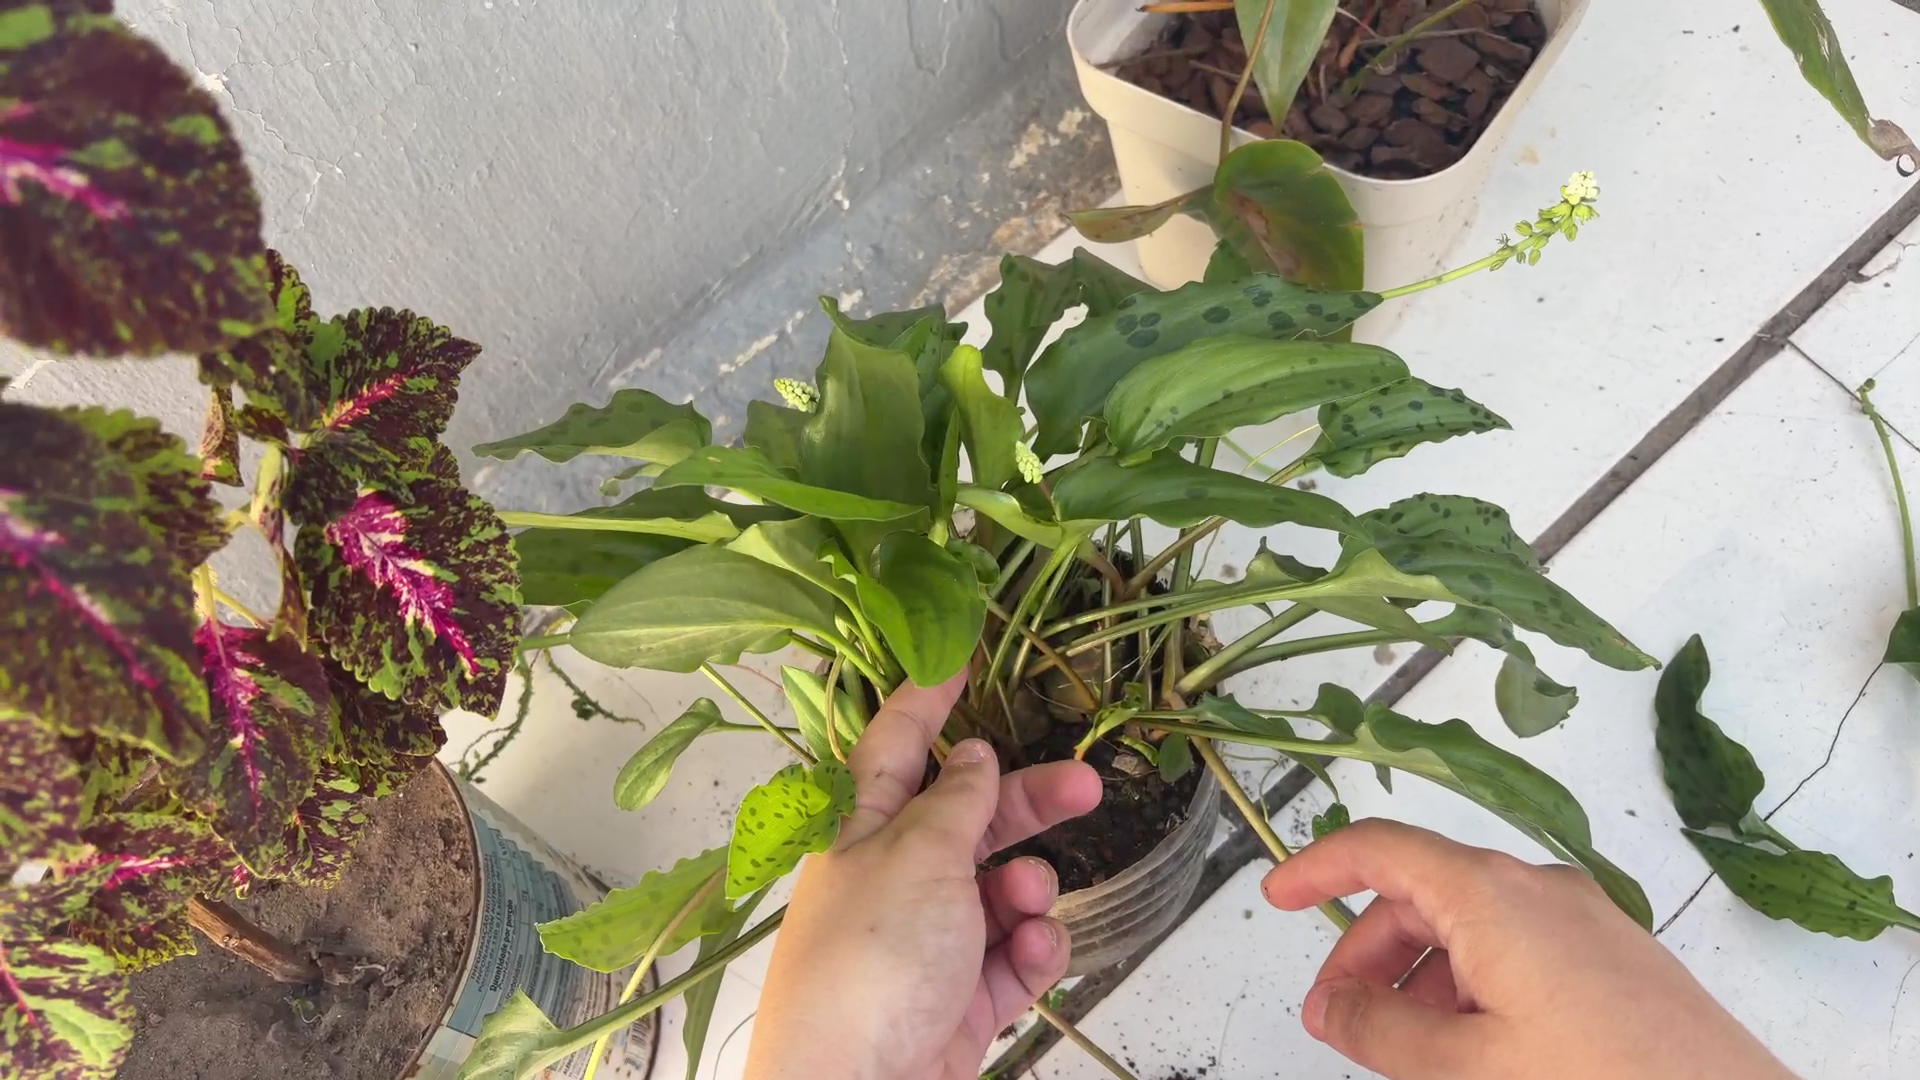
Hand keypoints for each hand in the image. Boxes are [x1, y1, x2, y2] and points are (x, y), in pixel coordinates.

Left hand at [744, 675, 1102, 1079]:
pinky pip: (1011, 949)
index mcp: (868, 824)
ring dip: (1027, 887)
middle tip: (1086, 784)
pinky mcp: (963, 988)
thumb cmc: (875, 953)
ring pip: (1001, 882)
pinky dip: (1028, 946)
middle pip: (974, 812)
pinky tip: (1031, 950)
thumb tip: (975, 753)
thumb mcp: (918, 855)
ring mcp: (934, 932)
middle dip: (1028, 800)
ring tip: (1027, 902)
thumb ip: (957, 800)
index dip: (929, 697)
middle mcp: (900, 869)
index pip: (900, 740)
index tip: (961, 659)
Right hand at [1262, 818, 1795, 1079]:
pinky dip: (1467, 986)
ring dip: (1416, 978)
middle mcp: (1534, 887)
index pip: (1374, 849)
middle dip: (1367, 953)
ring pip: (1464, 927)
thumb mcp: (1469, 1069)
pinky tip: (1467, 1046)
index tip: (1275, 898)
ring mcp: (1582, 920)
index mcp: (1490, 892)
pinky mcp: (1614, 959)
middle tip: (1338, 1017)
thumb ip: (1380, 1031)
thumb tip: (1326, 1008)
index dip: (1314, 867)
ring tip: (1403, 1045)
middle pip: (1417, 894)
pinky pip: (1511, 951)